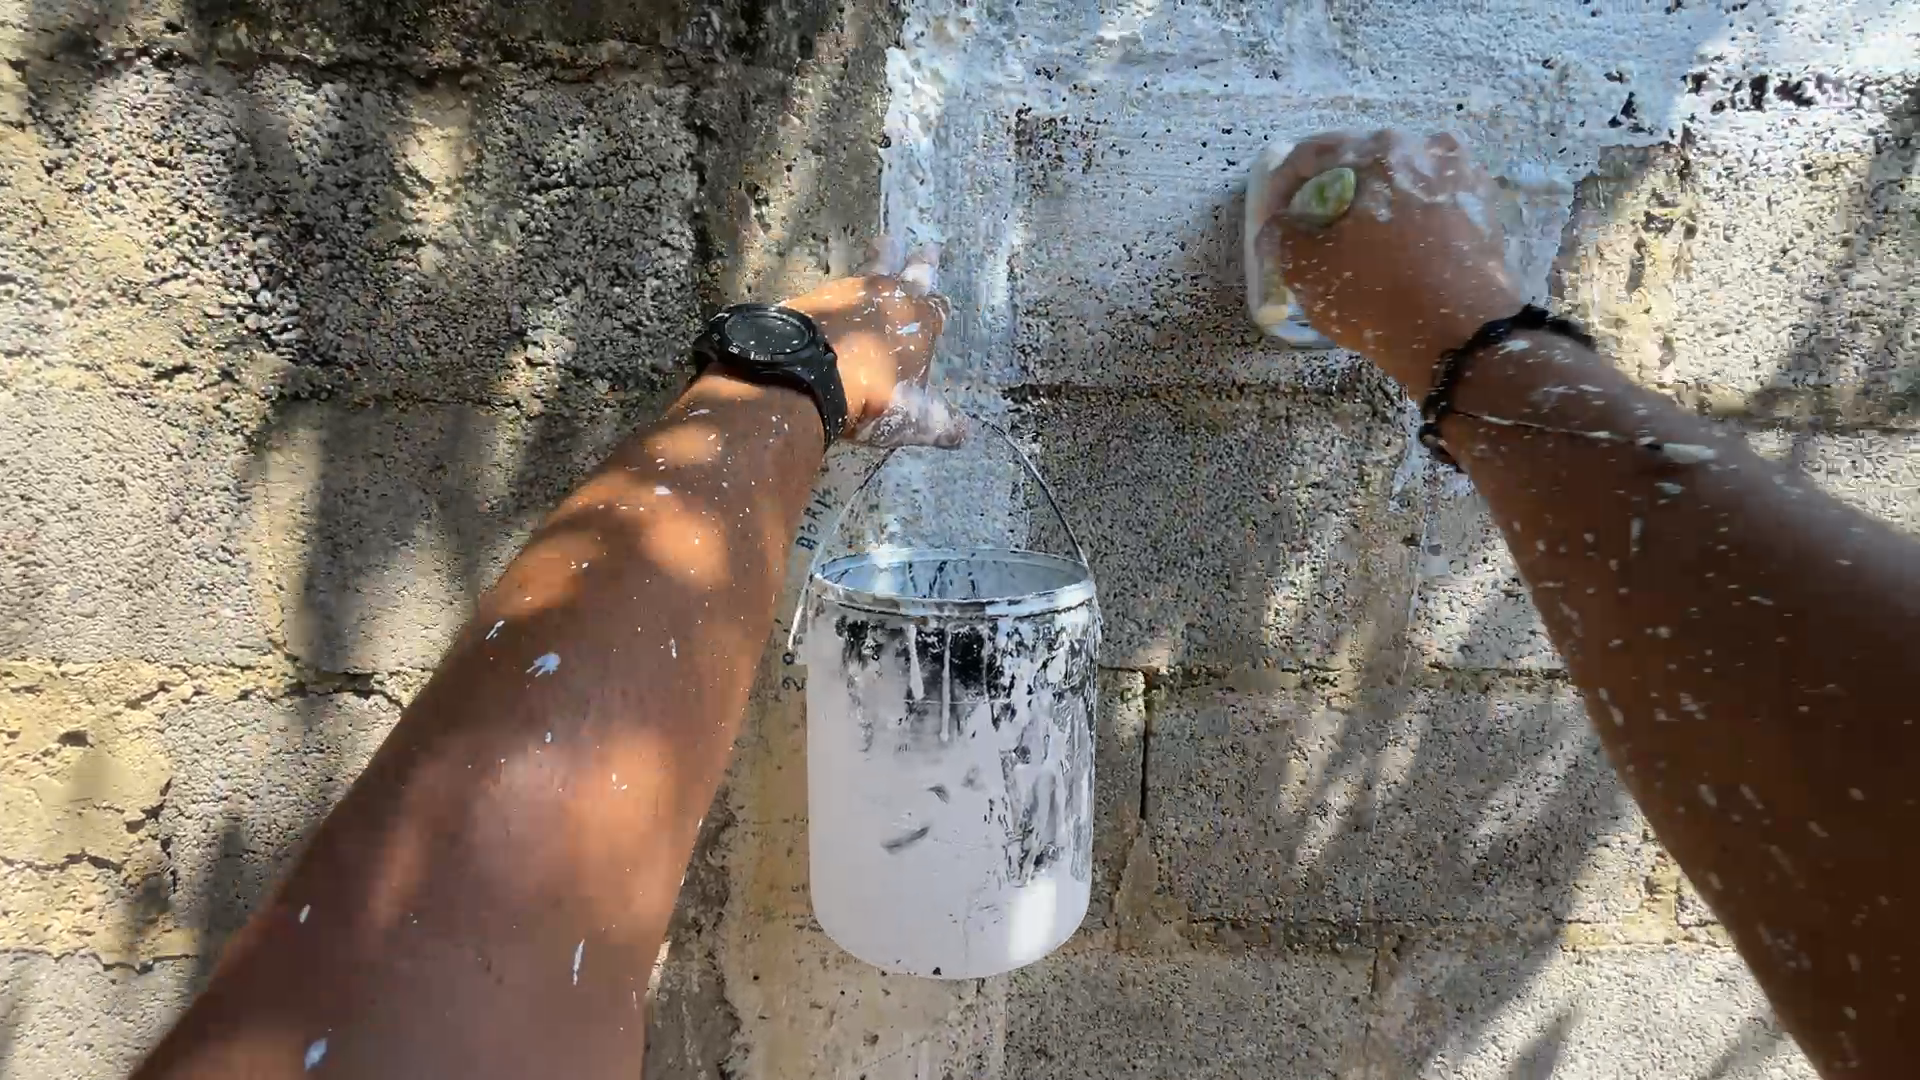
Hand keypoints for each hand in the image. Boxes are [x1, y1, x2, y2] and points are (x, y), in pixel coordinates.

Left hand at [781, 239, 965, 447]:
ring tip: (883, 243)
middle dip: (921, 264)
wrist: (806, 377)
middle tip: (928, 246)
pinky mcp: (814, 297)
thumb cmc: (871, 397)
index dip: (941, 308)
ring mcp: (849, 292)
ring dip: (880, 259)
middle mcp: (889, 299)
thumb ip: (939, 424)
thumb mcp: (912, 418)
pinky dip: (840, 290)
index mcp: (919, 324)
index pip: (937, 311)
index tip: (943, 302)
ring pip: (871, 271)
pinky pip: (834, 288)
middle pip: (910, 275)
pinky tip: (835, 292)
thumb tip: (965, 434)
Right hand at [1258, 130, 1521, 394]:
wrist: (1457, 332)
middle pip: (1360, 161)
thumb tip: (1278, 224)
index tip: (1271, 220)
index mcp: (1378, 152)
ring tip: (1354, 241)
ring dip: (1370, 203)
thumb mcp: (1305, 268)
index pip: (1313, 153)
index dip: (1281, 186)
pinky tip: (1393, 251)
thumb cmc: (1373, 294)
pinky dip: (1405, 219)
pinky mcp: (1483, 208)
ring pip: (1399, 180)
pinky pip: (1430, 201)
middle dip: (1328, 192)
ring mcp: (1462, 174)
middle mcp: (1426, 147)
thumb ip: (1281, 235)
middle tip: (1311, 229)